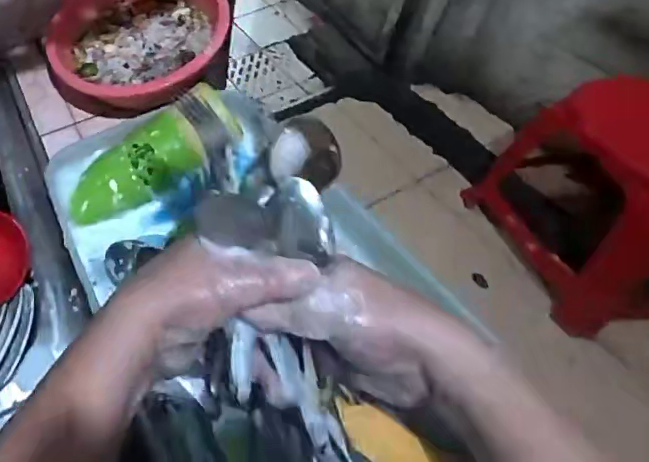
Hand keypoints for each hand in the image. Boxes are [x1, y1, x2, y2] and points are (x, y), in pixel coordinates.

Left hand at [104, 237, 322, 374]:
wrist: (147, 332)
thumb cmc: (187, 294)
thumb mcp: (232, 283)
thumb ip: (272, 278)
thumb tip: (314, 271)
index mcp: (211, 242)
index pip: (252, 238)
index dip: (280, 249)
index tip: (315, 263)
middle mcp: (209, 262)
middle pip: (253, 273)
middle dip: (280, 290)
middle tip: (318, 304)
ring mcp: (207, 293)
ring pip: (249, 303)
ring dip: (271, 320)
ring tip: (307, 332)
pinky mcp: (206, 322)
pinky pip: (241, 328)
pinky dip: (258, 341)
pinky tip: (280, 356)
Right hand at [242, 256, 474, 407]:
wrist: (429, 369)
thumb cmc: (373, 317)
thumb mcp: (320, 303)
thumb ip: (277, 305)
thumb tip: (235, 307)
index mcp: (308, 266)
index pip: (263, 269)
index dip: (242, 284)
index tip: (219, 300)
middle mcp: (309, 293)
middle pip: (267, 304)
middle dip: (250, 325)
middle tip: (234, 344)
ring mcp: (319, 326)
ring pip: (277, 335)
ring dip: (265, 354)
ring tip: (255, 371)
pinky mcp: (328, 359)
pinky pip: (294, 361)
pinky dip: (282, 372)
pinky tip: (270, 382)